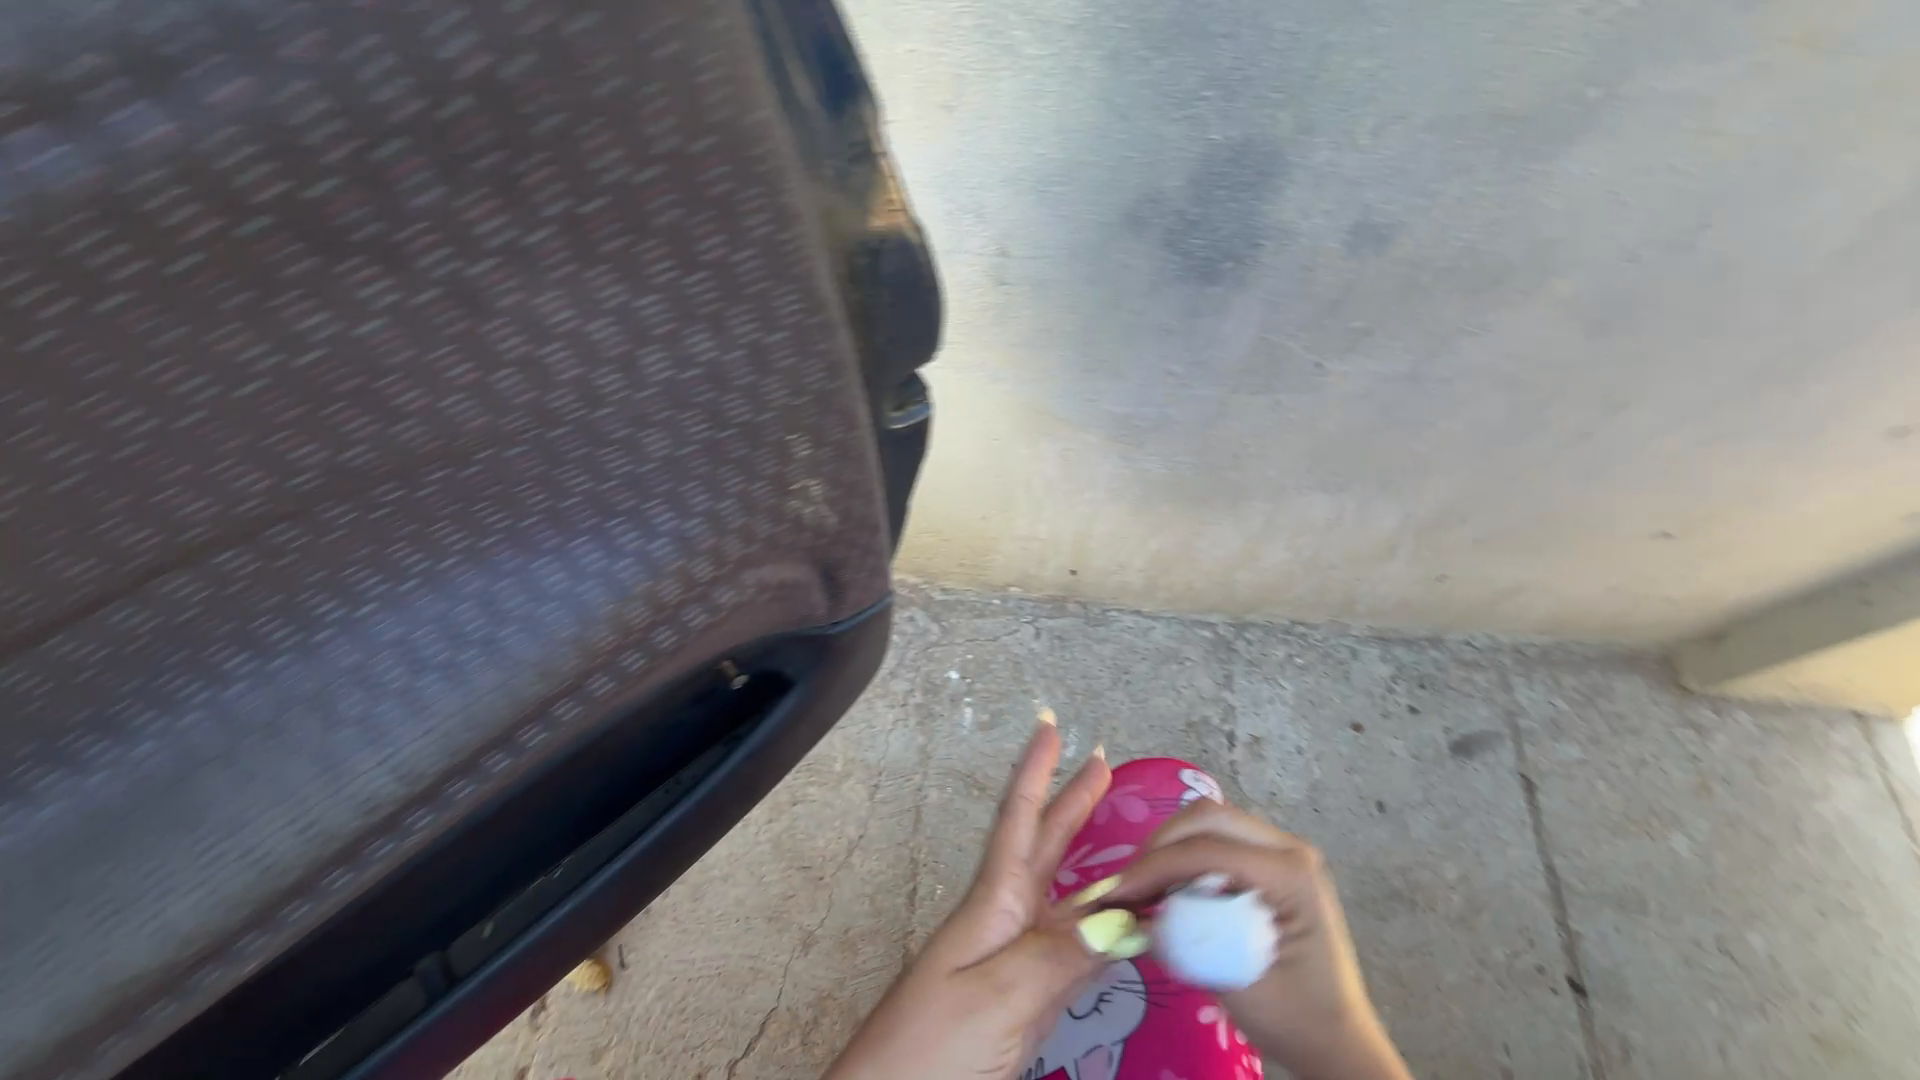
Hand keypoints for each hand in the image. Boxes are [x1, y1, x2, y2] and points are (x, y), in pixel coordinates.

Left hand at [824, 719, 1117, 1079]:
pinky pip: (1072, 948)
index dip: (1035, 770)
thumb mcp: (996, 995)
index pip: (1019, 820)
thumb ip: (1059, 955)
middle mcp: (1004, 921)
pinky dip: (1101, 928)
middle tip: (1101, 760)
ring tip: (1126, 838)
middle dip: (1070, 801)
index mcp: (993, 905)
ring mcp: (1011, 961)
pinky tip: (1120, 927)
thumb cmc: (929, 1049)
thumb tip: (1128, 916)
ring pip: (1063, 896)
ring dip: (1093, 861)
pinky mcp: (1021, 1000)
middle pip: (1042, 846)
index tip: (1049, 723)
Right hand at [1109, 800, 1412, 1079]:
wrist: (1338, 1041)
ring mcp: (1282, 851)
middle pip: (1206, 818)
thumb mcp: (1238, 986)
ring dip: (1169, 847)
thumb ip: (1187, 942)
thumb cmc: (1296, 1019)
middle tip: (1127, 885)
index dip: (1155, 867)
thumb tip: (1134, 915)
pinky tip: (1167, 887)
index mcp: (1291, 875)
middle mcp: (1289, 848)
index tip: (1116, 894)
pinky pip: (1217, 839)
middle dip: (1158, 846)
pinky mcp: (1270, 863)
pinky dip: (1184, 855)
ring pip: (1208, 822)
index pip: (1206, 850)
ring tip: (1142, 886)